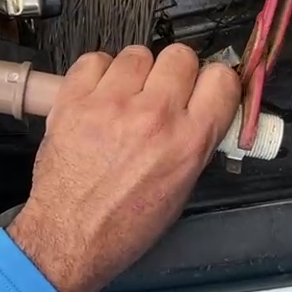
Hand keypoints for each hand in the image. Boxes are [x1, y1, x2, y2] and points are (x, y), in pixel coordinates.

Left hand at [9, 45, 239, 291]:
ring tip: (125, 99)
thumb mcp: (181, 190)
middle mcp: (154, 116)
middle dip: (173, 73)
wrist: (68, 238)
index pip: (222, 78)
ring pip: (137, 53)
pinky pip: (94, 60)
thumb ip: (196, 142)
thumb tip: (203, 111)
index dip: (213, 81)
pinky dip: (98, 74)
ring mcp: (111, 105)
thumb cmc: (123, 226)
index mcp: (189, 142)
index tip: (203, 88)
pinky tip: (98, 97)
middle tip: (161, 95)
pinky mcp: (73, 102)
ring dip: (135, 73)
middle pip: (179, 56)